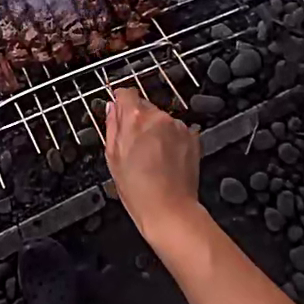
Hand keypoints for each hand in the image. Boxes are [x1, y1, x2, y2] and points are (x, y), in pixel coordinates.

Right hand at [104, 89, 206, 241]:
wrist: (169, 209)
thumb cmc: (138, 190)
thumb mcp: (113, 156)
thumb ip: (112, 126)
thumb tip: (112, 108)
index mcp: (134, 119)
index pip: (126, 93)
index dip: (121, 101)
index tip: (120, 109)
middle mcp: (158, 117)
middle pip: (144, 107)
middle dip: (138, 121)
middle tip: (134, 145)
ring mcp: (177, 126)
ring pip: (161, 119)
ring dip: (156, 130)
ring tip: (151, 157)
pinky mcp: (192, 137)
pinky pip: (176, 130)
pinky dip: (171, 139)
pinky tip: (165, 159)